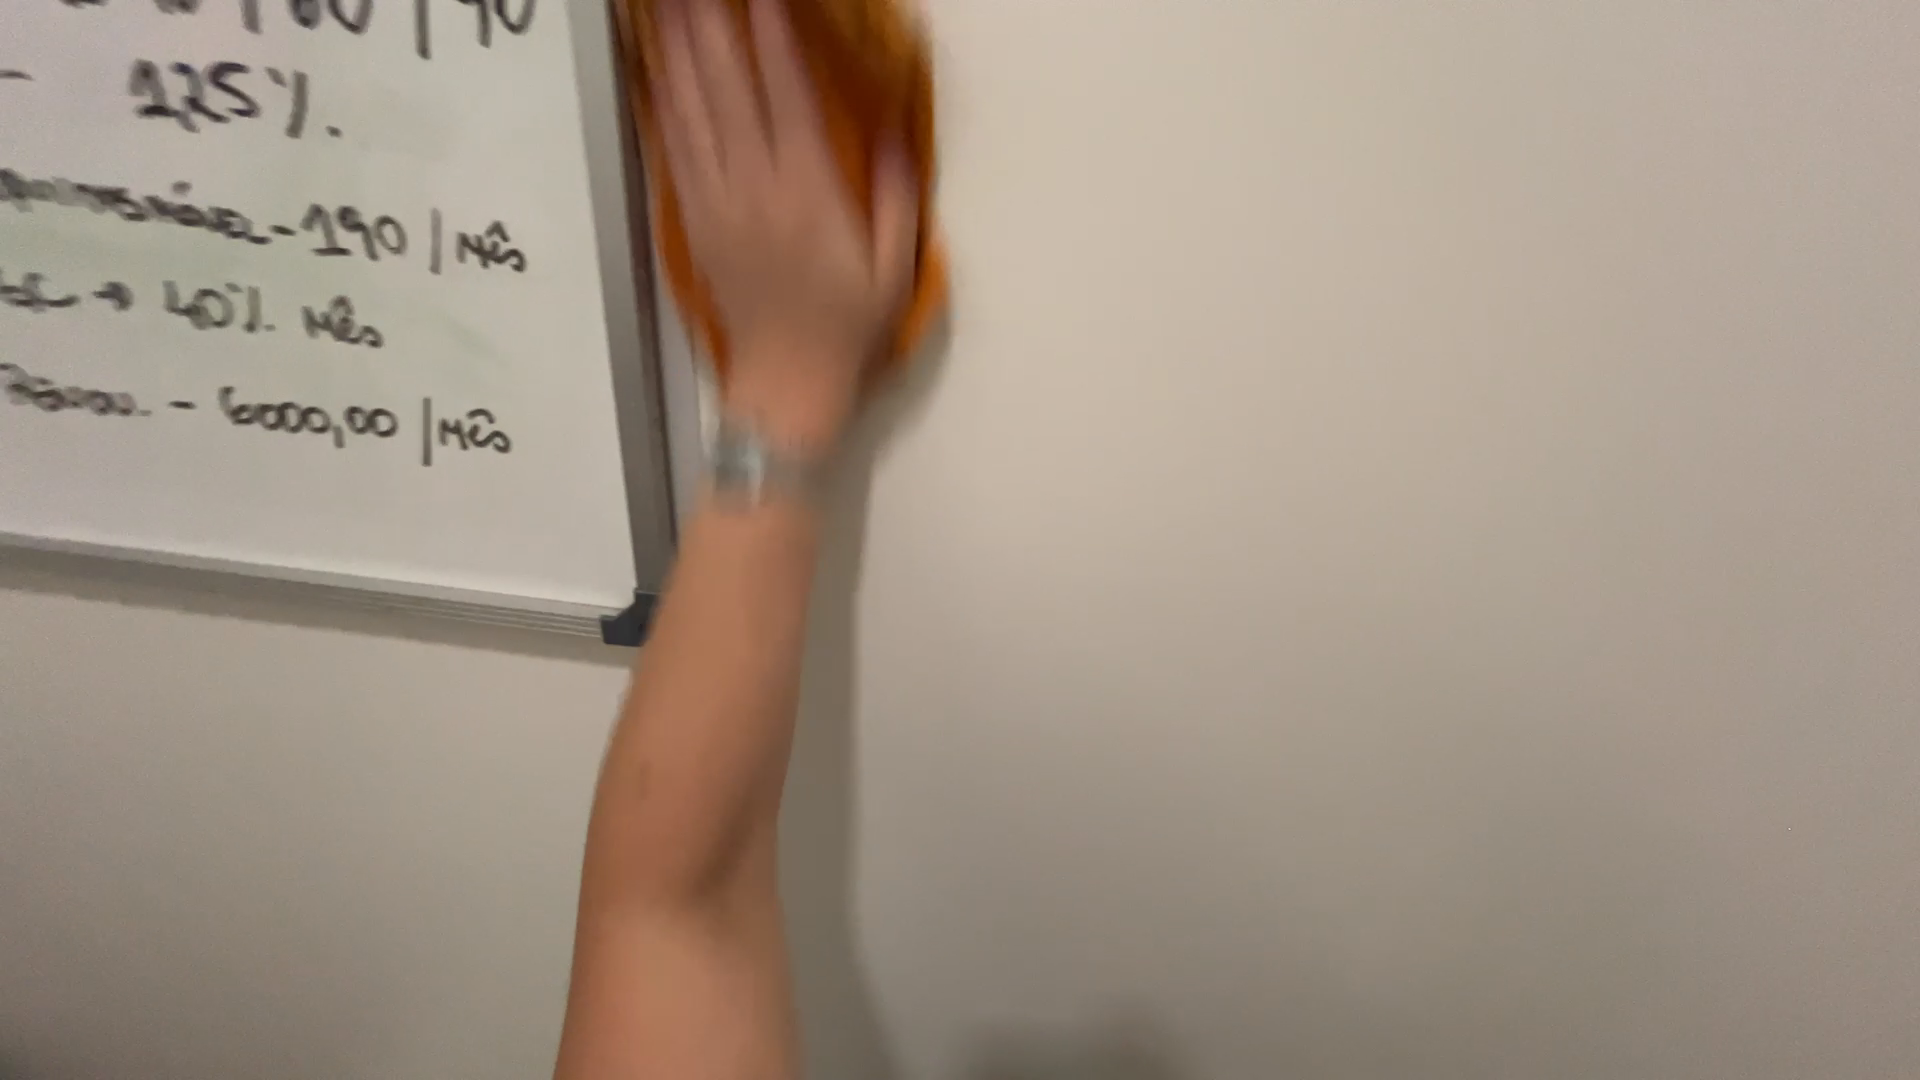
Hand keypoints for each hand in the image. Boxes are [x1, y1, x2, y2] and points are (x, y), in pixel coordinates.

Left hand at [654, 0, 920, 449]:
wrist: (786, 384)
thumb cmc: (848, 331)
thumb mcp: (894, 275)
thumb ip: (898, 201)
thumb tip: (896, 132)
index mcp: (811, 196)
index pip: (786, 95)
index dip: (773, 32)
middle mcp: (756, 189)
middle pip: (726, 87)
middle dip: (711, 21)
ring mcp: (718, 204)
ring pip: (689, 110)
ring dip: (677, 47)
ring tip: (668, 3)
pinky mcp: (695, 224)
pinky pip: (671, 150)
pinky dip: (660, 102)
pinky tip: (656, 67)